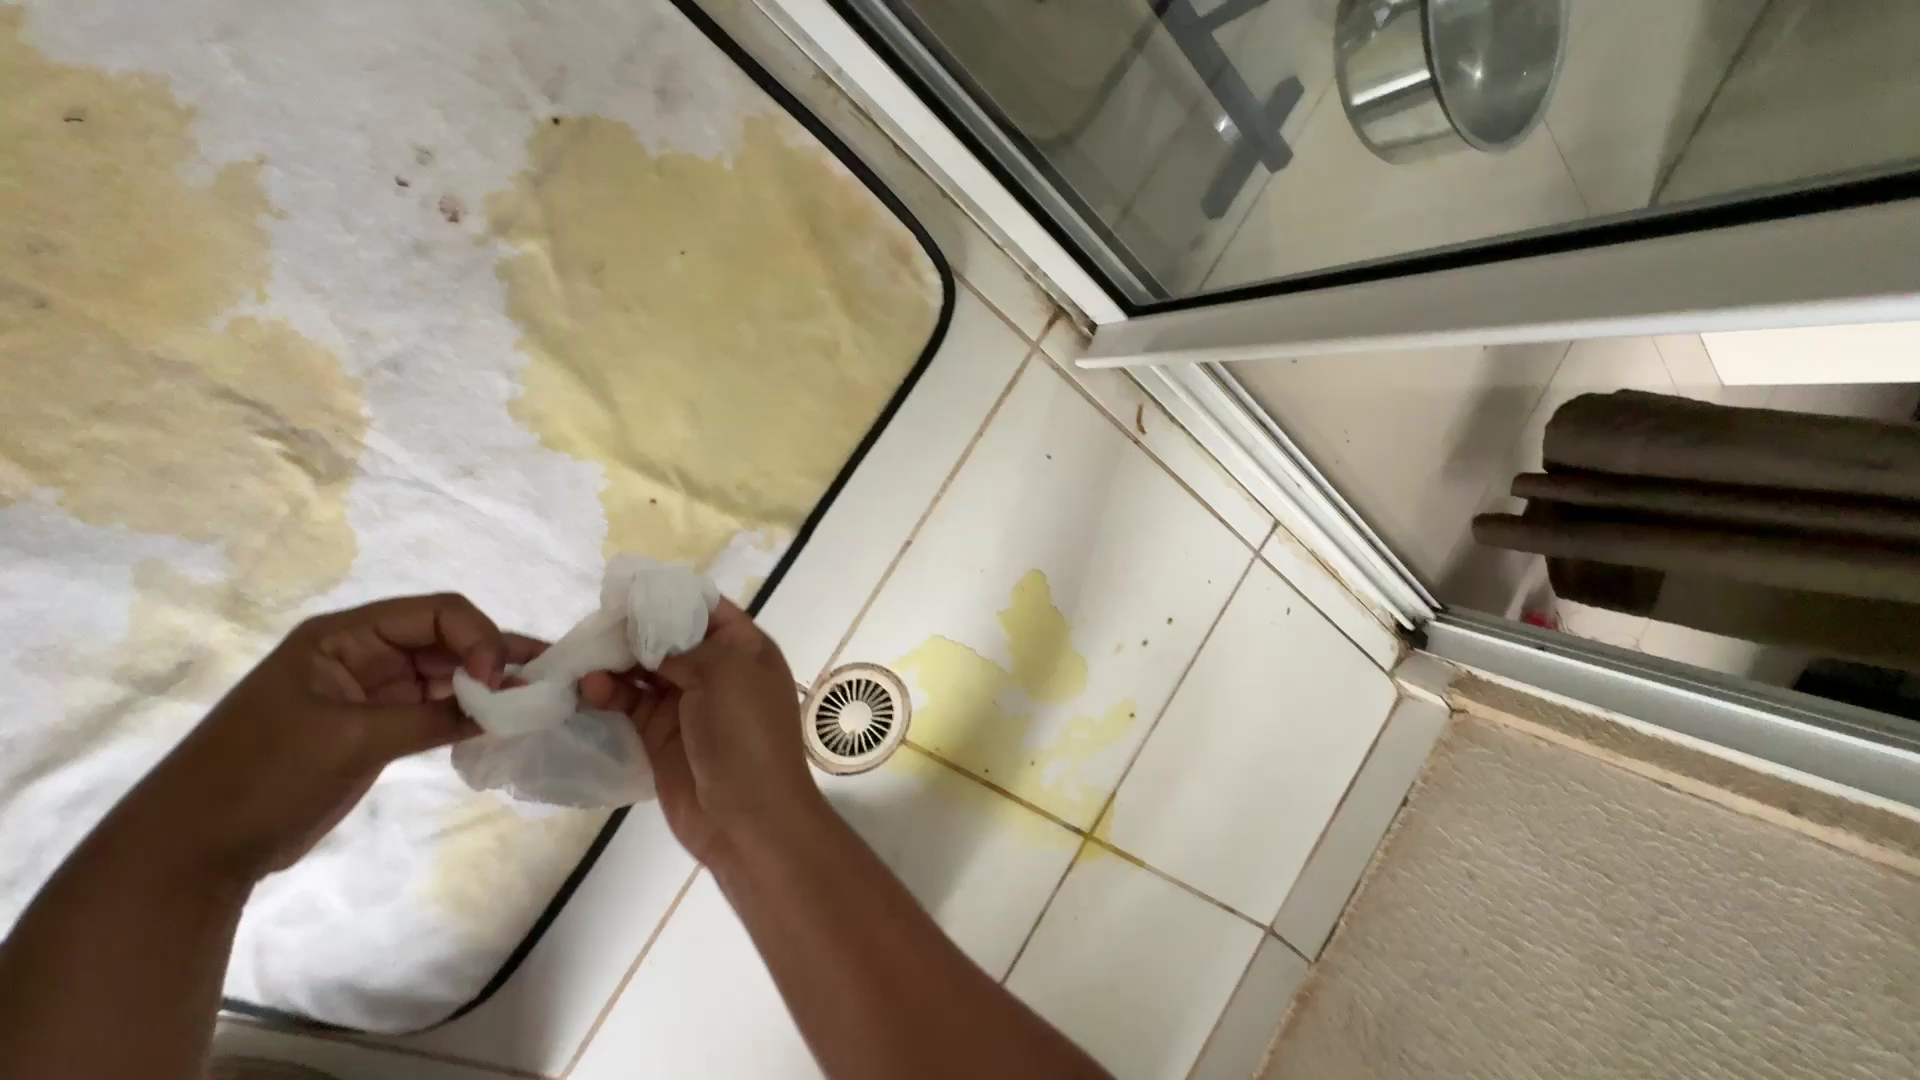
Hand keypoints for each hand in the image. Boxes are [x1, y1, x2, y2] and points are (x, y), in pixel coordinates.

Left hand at [123, 593, 526, 882]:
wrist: (194, 851)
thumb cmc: (263, 778)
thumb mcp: (353, 740)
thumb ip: (435, 716)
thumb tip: (508, 705)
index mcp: (346, 637)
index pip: (437, 613)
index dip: (479, 637)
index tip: (500, 679)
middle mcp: (366, 655)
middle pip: (449, 639)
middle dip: (496, 656)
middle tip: (545, 679)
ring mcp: (375, 693)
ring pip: (450, 674)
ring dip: (492, 685)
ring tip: (541, 696)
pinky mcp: (381, 728)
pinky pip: (440, 708)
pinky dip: (474, 713)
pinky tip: (507, 719)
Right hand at [582, 599, 822, 863]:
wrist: (748, 818)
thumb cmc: (746, 734)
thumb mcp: (723, 673)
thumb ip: (682, 646)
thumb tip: (644, 637)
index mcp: (746, 649)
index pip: (707, 608)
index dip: (670, 597)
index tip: (628, 590)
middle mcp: (718, 670)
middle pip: (670, 636)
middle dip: (634, 628)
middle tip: (594, 621)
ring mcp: (688, 704)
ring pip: (644, 670)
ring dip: (615, 661)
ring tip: (582, 655)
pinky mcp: (660, 735)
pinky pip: (629, 704)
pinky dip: (608, 693)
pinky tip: (588, 688)